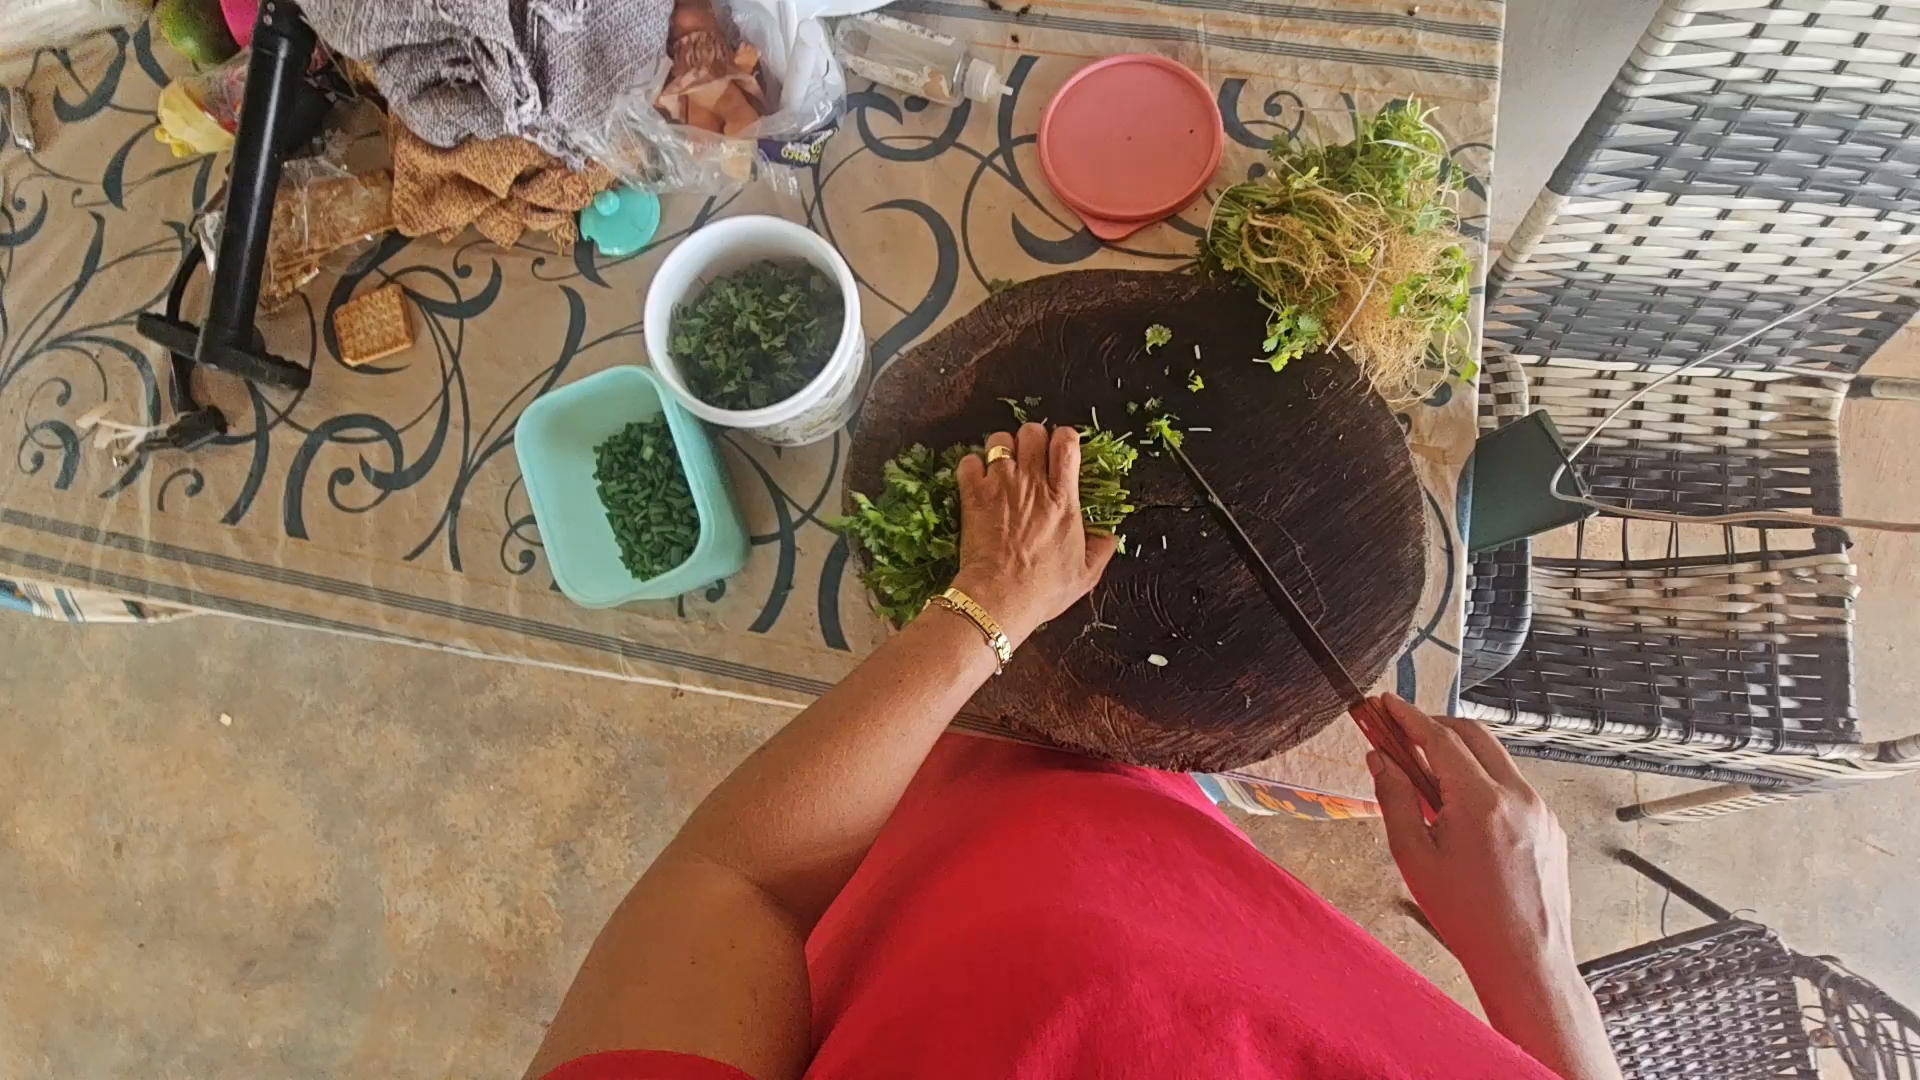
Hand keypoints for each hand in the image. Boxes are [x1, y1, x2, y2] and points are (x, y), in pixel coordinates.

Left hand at [952, 423, 1116, 647]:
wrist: (999, 598)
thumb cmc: (1042, 589)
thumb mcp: (1085, 575)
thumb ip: (1101, 549)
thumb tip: (1110, 537)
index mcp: (1062, 498)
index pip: (1066, 443)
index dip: (1065, 439)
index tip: (1062, 450)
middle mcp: (1031, 484)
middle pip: (1032, 432)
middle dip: (1033, 439)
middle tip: (1031, 457)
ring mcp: (999, 486)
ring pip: (999, 441)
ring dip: (1002, 450)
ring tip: (1003, 466)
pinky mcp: (973, 495)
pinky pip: (968, 462)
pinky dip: (972, 467)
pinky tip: (977, 481)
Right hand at [1369, 694, 1621, 1079]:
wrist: (1525, 960)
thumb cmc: (1465, 913)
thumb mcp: (1412, 853)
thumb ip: (1394, 796)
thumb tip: (1380, 759)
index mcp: (1481, 802)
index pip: (1439, 738)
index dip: (1407, 715)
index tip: (1385, 702)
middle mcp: (1518, 798)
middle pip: (1473, 734)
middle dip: (1432, 723)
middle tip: (1398, 728)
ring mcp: (1540, 812)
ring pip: (1494, 756)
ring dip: (1456, 749)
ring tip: (1421, 767)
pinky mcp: (1549, 827)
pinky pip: (1510, 782)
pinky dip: (1478, 774)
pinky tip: (1453, 798)